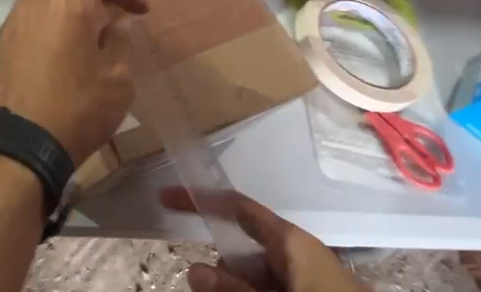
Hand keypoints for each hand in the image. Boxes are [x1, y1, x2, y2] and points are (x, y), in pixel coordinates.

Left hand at [0, 0, 149, 163]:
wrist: (25, 141)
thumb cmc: (79, 111)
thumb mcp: (117, 81)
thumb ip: (119, 42)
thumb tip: (118, 22)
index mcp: (71, 6)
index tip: (141, 10)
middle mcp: (39, 0)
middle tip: (115, 4)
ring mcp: (18, 15)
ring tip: (88, 11)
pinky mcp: (5, 33)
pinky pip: (29, 2)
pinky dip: (48, 3)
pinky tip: (61, 28)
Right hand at [161, 187, 364, 291]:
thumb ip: (233, 290)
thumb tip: (193, 271)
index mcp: (292, 242)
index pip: (236, 207)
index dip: (199, 200)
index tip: (165, 198)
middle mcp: (303, 253)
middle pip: (246, 252)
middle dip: (224, 273)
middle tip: (206, 290)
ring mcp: (315, 279)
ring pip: (261, 277)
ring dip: (241, 288)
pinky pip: (279, 288)